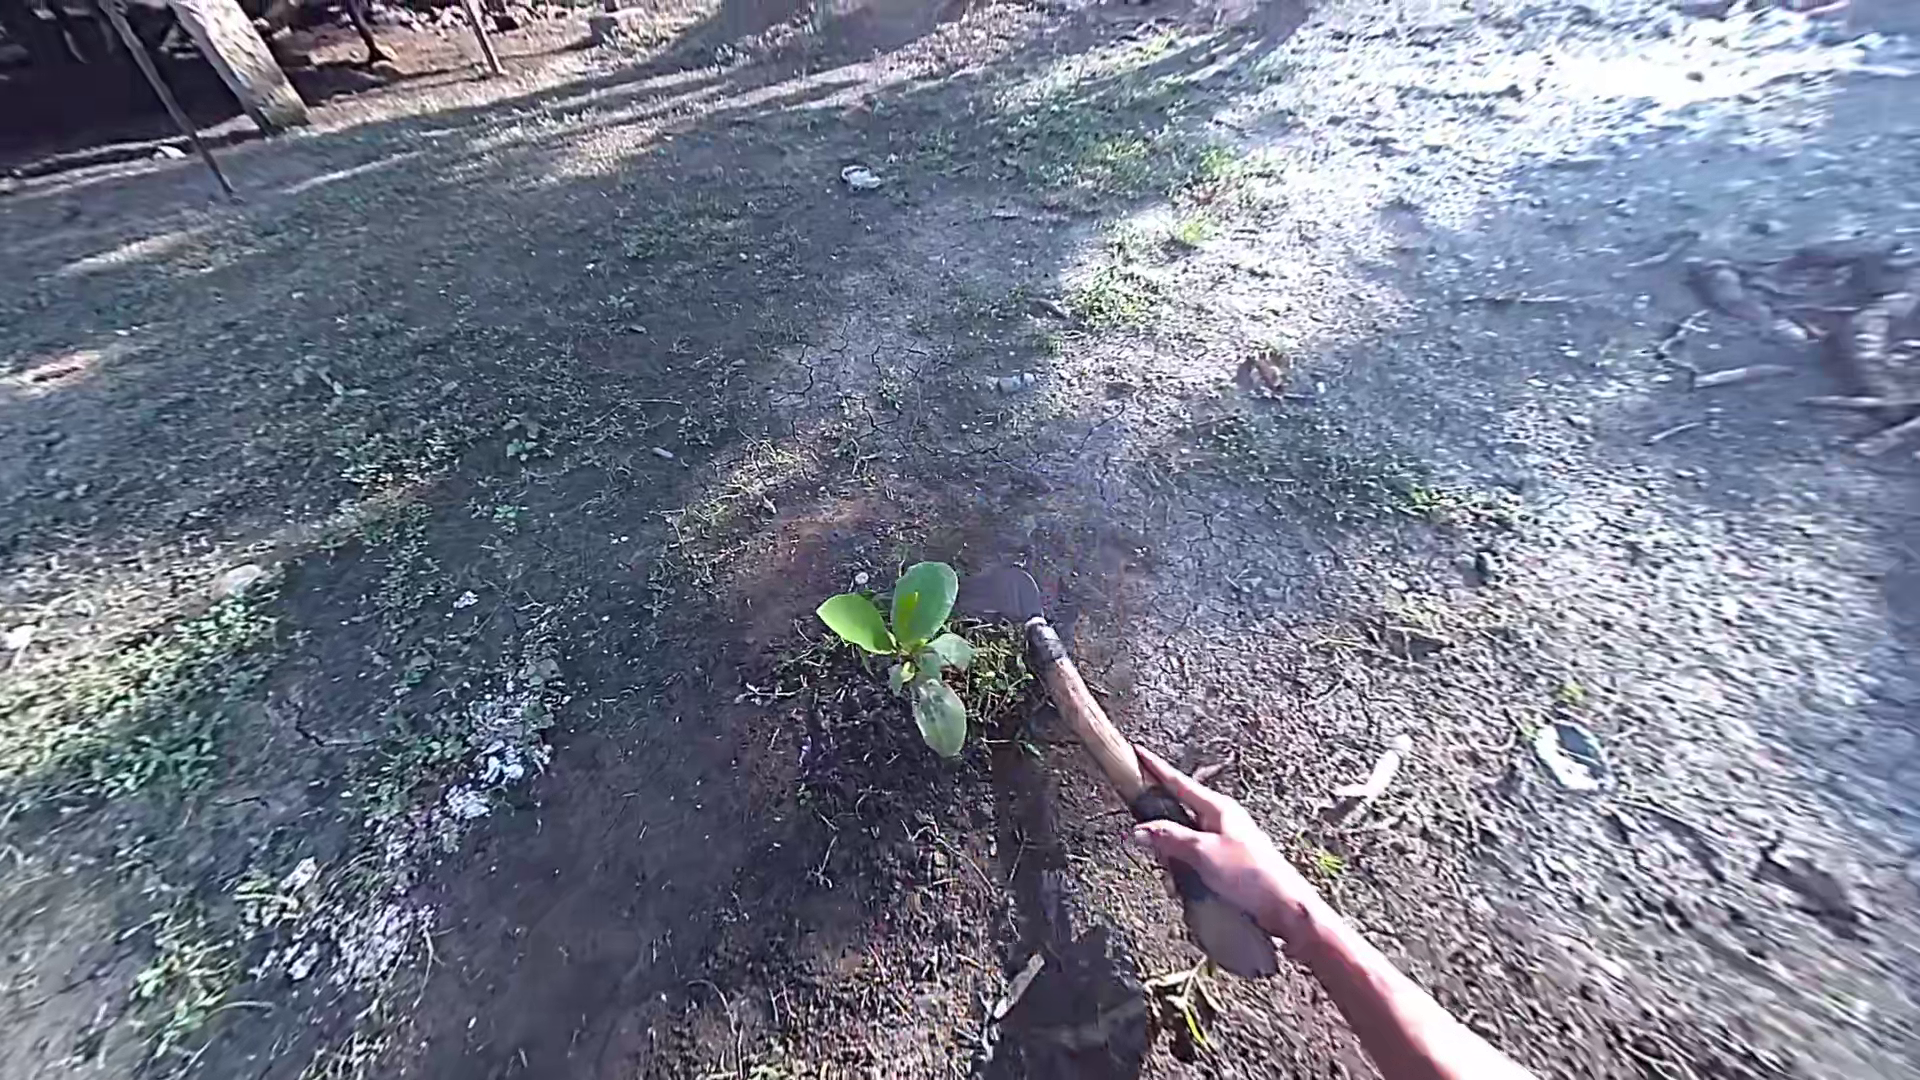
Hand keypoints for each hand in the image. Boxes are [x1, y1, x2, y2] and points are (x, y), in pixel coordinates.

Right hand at [1131, 746, 1324, 941]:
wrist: (1290, 911)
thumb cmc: (1251, 875)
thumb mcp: (1202, 853)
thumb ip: (1169, 838)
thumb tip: (1139, 830)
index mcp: (1216, 807)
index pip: (1177, 781)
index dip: (1155, 767)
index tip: (1137, 751)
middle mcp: (1220, 819)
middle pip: (1177, 814)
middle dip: (1161, 833)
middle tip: (1153, 848)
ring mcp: (1225, 840)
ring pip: (1184, 841)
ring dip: (1176, 860)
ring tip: (1178, 884)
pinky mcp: (1228, 862)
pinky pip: (1196, 859)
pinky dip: (1188, 873)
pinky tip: (1191, 892)